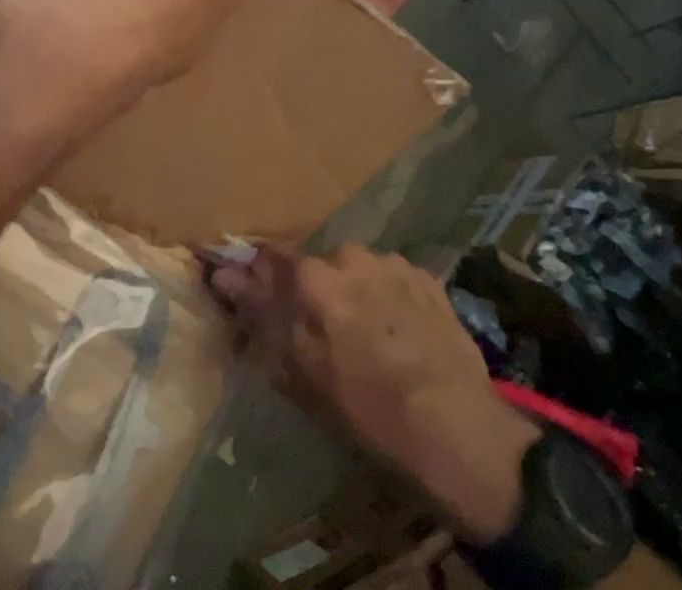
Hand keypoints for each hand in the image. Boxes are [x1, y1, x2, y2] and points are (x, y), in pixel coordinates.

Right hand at [211, 246, 539, 541]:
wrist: (457, 425)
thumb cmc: (366, 403)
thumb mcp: (302, 366)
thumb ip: (262, 311)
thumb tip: (224, 273)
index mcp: (316, 276)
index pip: (273, 258)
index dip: (262, 279)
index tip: (259, 301)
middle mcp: (354, 257)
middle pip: (318, 264)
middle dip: (312, 289)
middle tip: (317, 330)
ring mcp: (398, 266)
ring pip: (358, 270)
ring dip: (351, 291)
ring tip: (362, 333)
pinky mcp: (431, 282)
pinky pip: (391, 280)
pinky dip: (385, 298)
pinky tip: (394, 333)